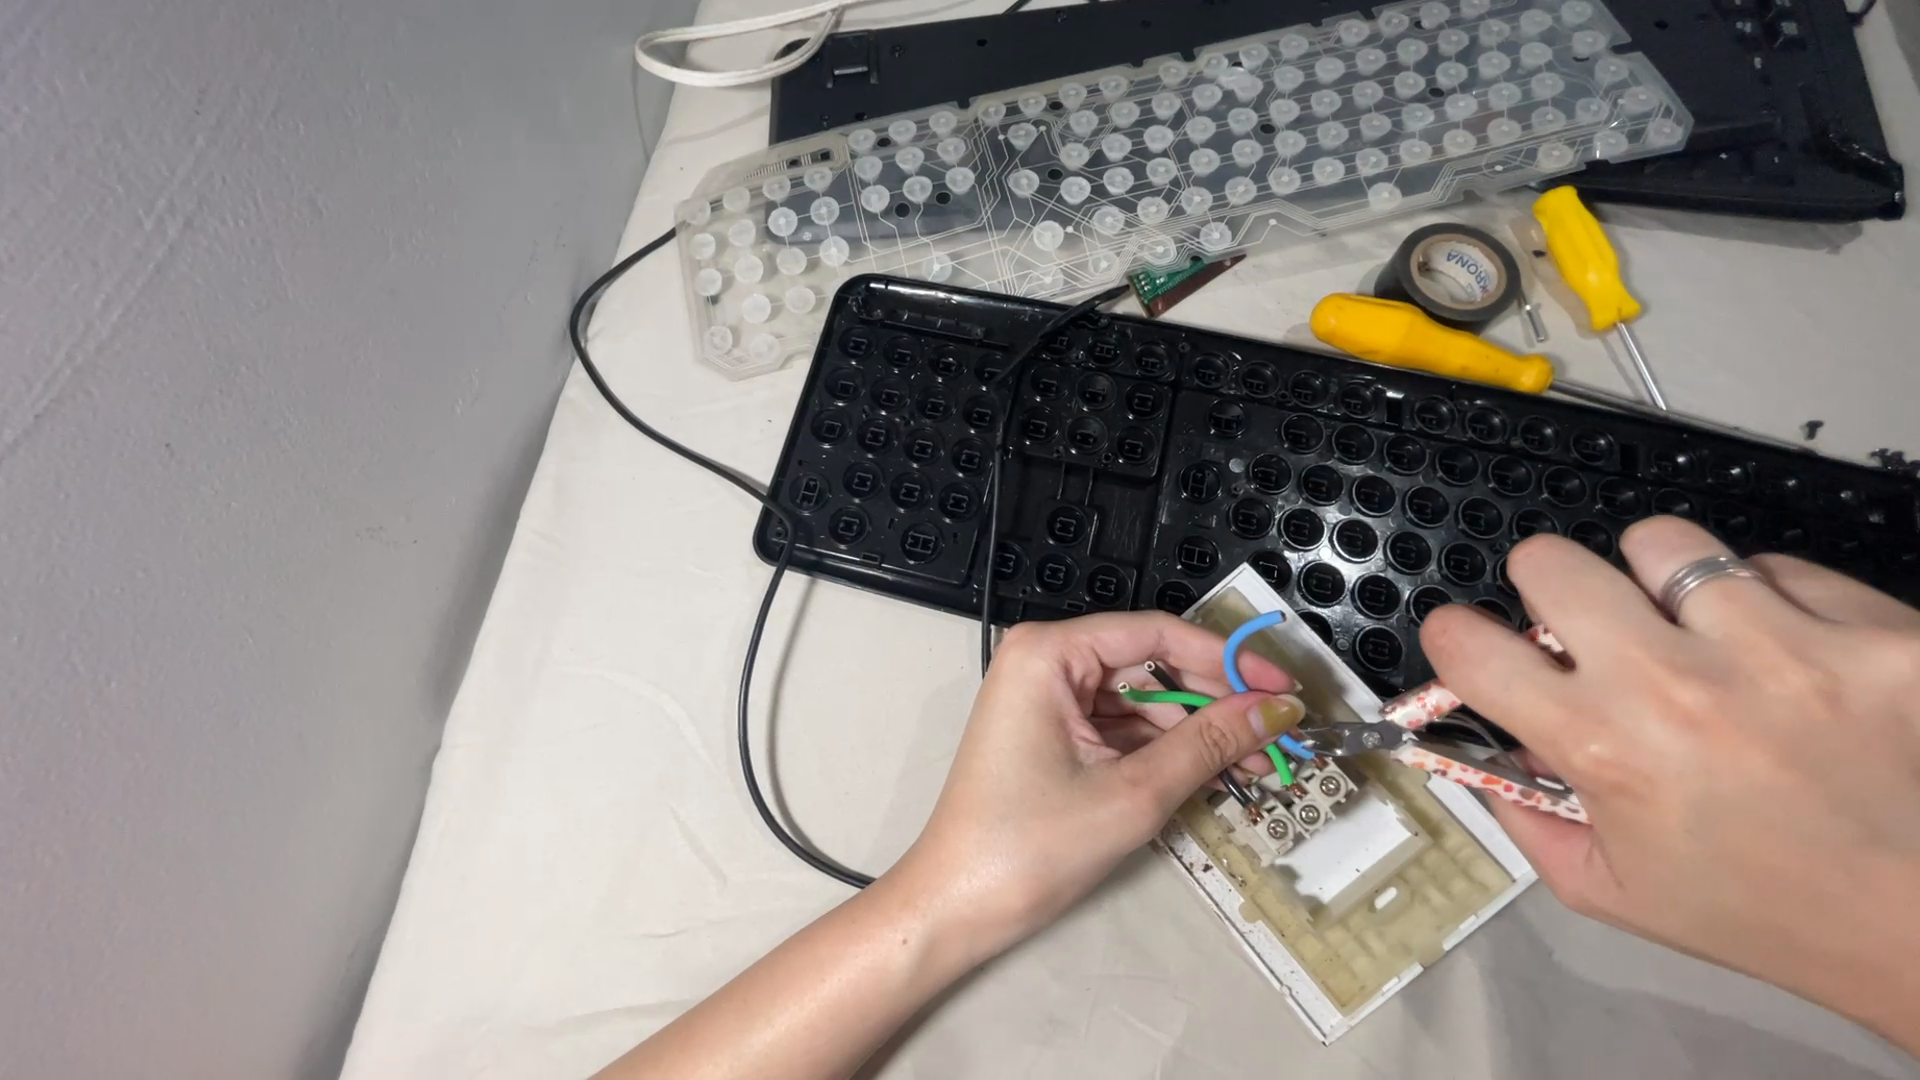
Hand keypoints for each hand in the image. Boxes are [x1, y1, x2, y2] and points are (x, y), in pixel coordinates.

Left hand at [885, 612, 1300, 961]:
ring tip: (1256, 761)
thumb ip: (1209, 743)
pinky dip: (1162, 747)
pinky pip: (1117, 726)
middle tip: (1277, 730)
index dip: (1225, 658)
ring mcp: (1044, 697)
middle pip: (1147, 664)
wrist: (958, 906)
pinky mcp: (1049, 731)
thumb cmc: (1032, 844)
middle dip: (1213, 700)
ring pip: (1138, 699)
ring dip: (1194, 729)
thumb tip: (1274, 709)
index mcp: (1048, 653)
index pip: (1154, 634)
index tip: (1282, 686)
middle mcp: (1043, 660)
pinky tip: (1211, 768)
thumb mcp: (1133, 792)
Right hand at [1421, 516, 1919, 1052]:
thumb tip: (1473, 739)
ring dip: (1657, 585)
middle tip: (1583, 629)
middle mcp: (1675, 683)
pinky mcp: (1883, 634)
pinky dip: (1765, 603)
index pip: (1465, 644)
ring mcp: (1784, 649)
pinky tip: (1787, 657)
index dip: (1453, 639)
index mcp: (1600, 744)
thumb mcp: (1600, 884)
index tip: (1474, 648)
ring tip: (1690, 631)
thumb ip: (1516, 808)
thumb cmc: (1757, 912)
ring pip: (1663, 544)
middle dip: (1546, 590)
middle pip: (1549, 561)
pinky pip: (1778, 569)